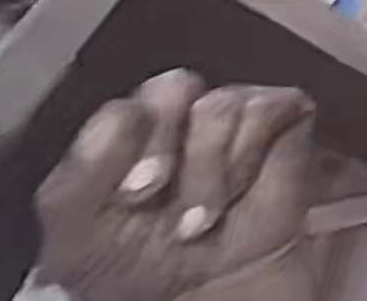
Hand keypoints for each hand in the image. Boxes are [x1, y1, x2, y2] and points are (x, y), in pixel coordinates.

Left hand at [36, 69, 316, 300]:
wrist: (214, 284)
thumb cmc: (140, 262)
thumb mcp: (78, 239)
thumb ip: (75, 181)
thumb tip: (122, 115)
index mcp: (134, 132)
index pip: (126, 104)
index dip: (123, 141)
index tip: (129, 195)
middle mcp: (188, 109)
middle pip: (173, 85)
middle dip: (162, 146)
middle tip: (155, 192)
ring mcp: (244, 105)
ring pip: (218, 105)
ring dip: (206, 172)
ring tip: (202, 216)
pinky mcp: (291, 109)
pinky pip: (265, 110)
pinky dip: (244, 160)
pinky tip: (239, 191)